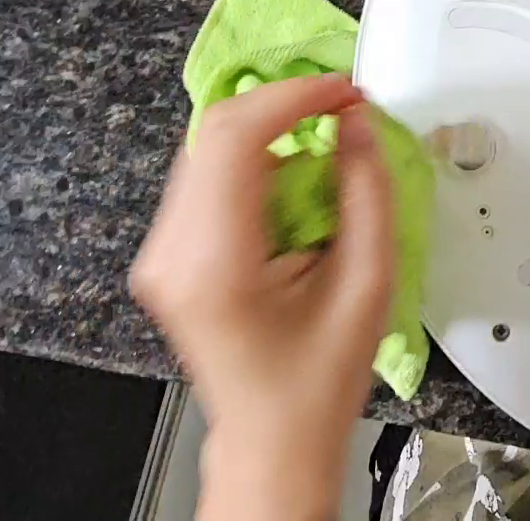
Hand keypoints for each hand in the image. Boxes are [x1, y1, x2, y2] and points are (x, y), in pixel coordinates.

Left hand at [130, 75, 393, 520]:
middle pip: (216, 131)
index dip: (293, 97)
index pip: (235, 140)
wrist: (270, 438)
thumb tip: (357, 122)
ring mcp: (161, 250)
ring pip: (210, 143)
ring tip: (326, 127)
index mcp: (215, 265)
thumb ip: (367, 191)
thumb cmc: (320, 378)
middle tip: (342, 104)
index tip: (345, 92)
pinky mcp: (169, 248)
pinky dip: (257, 149)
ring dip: (271, 122)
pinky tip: (296, 162)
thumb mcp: (368, 282)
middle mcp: (171, 252)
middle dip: (285, 101)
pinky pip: (209, 169)